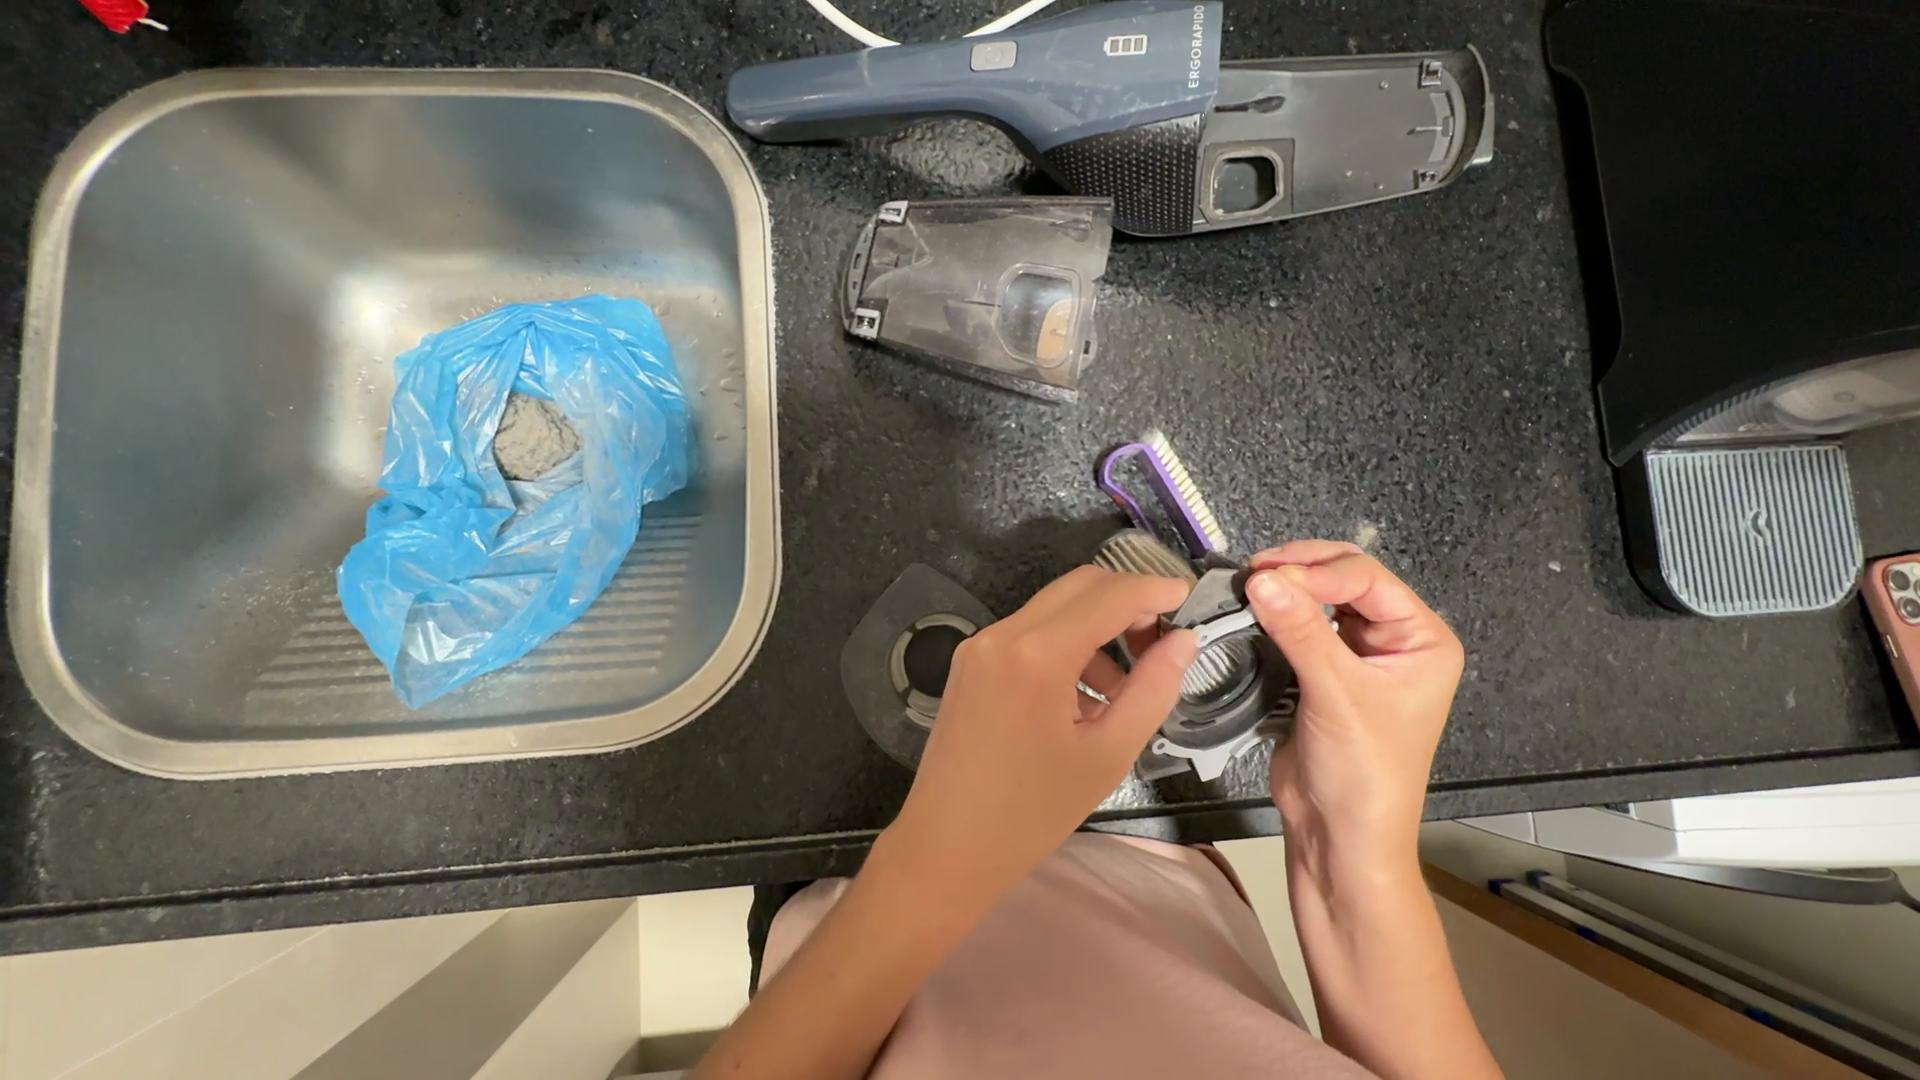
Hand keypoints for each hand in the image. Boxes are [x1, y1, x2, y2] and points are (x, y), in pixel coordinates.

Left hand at [885, 566, 1198, 895]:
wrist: (946, 846)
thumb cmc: (1032, 812)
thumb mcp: (1107, 754)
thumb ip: (1152, 689)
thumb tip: (1183, 641)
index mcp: (1037, 654)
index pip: (1109, 595)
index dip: (1155, 589)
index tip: (1189, 598)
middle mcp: (1003, 634)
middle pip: (1078, 586)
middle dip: (1126, 601)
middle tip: (1161, 641)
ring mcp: (979, 646)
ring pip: (1052, 608)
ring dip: (1095, 628)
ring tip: (1122, 690)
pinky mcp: (969, 663)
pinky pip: (1028, 634)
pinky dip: (1064, 648)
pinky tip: (1081, 700)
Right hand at [1244, 541, 1463, 864]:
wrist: (1339, 833)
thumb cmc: (1363, 770)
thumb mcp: (1336, 694)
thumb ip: (1299, 631)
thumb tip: (1260, 579)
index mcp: (1422, 639)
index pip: (1367, 580)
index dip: (1318, 573)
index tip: (1267, 577)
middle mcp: (1393, 639)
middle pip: (1345, 580)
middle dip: (1301, 570)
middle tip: (1254, 572)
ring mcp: (1356, 654)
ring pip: (1320, 599)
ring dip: (1286, 588)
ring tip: (1249, 585)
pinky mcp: (1321, 670)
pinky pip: (1299, 626)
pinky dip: (1276, 613)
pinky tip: (1253, 609)